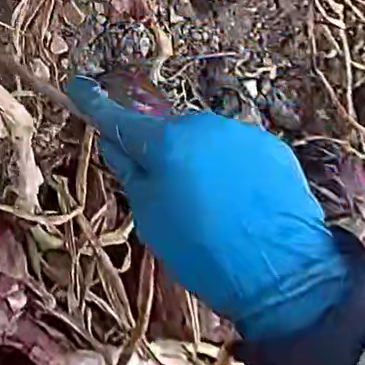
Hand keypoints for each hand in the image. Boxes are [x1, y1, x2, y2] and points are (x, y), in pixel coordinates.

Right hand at [65, 75, 356, 341]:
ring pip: (203, 141)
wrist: (288, 279)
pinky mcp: (269, 145)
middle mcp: (200, 124)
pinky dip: (229, 168)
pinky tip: (241, 201)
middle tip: (170, 194)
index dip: (93, 103)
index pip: (119, 119)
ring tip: (214, 205)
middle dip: (162, 153)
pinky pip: (235, 150)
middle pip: (166, 133)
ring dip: (198, 161)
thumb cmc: (204, 254)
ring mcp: (238, 131)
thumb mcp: (151, 219)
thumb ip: (131, 172)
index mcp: (165, 143)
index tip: (76, 85)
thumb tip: (114, 142)